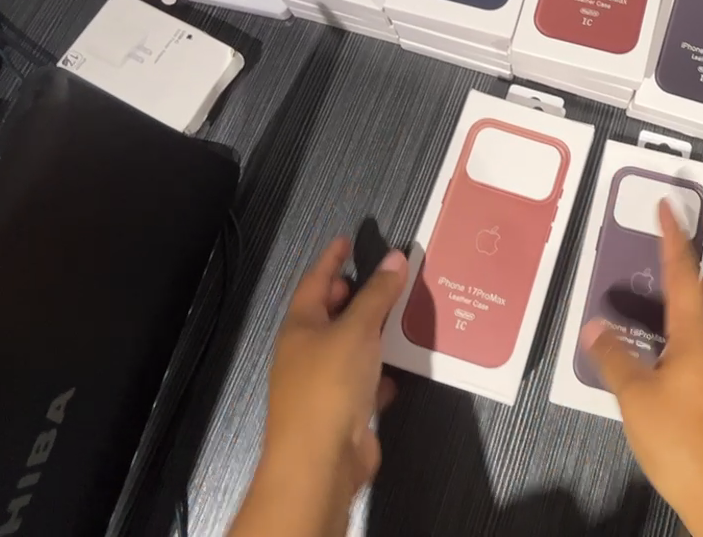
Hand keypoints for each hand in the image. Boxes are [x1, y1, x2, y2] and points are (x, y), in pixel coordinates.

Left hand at [231, 238, 407, 536]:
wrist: (319, 463)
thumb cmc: (330, 384)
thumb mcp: (357, 329)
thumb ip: (378, 294)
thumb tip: (396, 257)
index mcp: (301, 327)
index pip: (315, 281)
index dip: (331, 258)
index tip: (346, 239)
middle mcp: (307, 353)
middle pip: (330, 313)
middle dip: (352, 294)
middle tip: (379, 277)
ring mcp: (323, 384)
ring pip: (350, 347)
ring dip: (373, 333)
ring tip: (401, 314)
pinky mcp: (342, 411)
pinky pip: (364, 381)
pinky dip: (381, 371)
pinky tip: (401, 368)